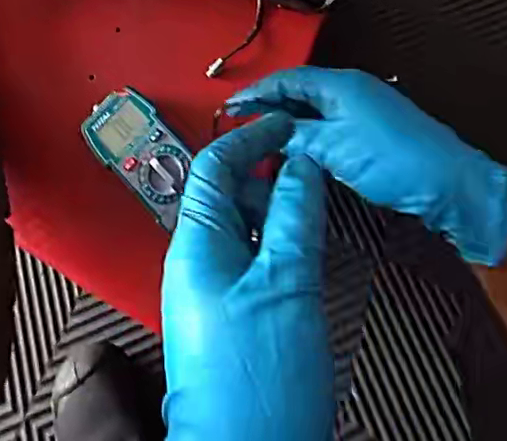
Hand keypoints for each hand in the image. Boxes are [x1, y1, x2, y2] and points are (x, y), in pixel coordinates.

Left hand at [161, 113, 333, 440]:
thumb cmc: (256, 381)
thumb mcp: (288, 283)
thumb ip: (296, 217)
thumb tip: (303, 167)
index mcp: (196, 242)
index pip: (215, 164)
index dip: (250, 138)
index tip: (282, 125)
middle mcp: (195, 259)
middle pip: (228, 193)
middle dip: (266, 177)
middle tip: (307, 174)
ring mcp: (210, 287)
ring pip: (242, 226)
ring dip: (275, 212)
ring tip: (310, 217)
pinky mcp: (229, 313)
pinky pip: (250, 258)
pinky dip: (276, 245)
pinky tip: (302, 254)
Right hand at [228, 67, 506, 265]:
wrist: (452, 185)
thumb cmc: (395, 161)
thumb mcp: (335, 149)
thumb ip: (297, 137)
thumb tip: (271, 134)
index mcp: (340, 84)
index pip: (287, 80)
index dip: (256, 92)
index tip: (231, 106)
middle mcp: (350, 90)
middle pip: (298, 92)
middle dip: (268, 107)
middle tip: (241, 123)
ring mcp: (363, 110)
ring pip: (313, 110)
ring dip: (288, 123)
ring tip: (262, 140)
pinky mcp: (372, 132)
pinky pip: (329, 125)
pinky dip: (308, 135)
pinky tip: (297, 152)